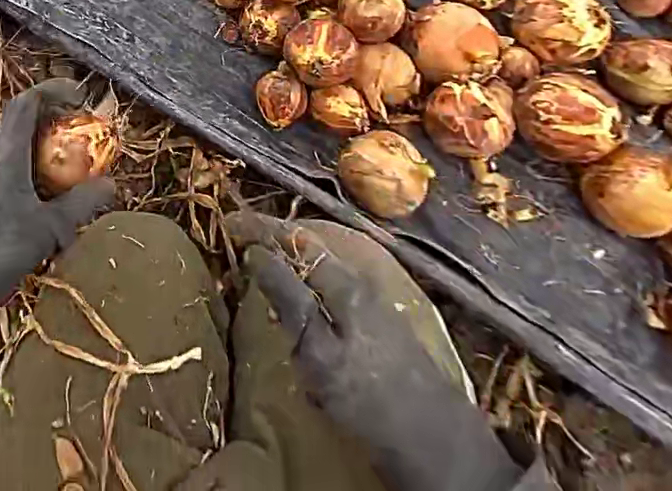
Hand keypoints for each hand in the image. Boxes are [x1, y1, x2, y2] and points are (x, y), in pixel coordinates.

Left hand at [0, 79, 116, 316]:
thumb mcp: (48, 229)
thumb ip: (81, 203)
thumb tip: (110, 184)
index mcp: (5, 154)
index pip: (26, 102)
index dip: (53, 90)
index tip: (77, 94)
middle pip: (16, 123)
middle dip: (47, 123)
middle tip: (73, 136)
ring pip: (3, 148)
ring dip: (31, 150)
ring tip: (54, 176)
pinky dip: (14, 170)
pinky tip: (25, 203)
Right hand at [227, 213, 528, 490]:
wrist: (442, 447)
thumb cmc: (372, 400)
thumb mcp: (319, 353)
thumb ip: (289, 299)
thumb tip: (258, 254)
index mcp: (345, 281)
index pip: (294, 238)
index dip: (260, 228)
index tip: (229, 223)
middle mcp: (361, 279)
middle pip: (310, 243)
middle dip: (274, 235)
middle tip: (240, 236)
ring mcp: (374, 299)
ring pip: (322, 261)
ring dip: (290, 253)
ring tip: (262, 256)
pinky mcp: (380, 320)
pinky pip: (332, 280)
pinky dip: (307, 273)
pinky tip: (299, 291)